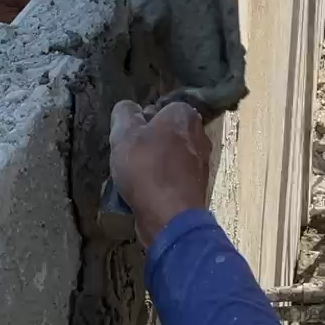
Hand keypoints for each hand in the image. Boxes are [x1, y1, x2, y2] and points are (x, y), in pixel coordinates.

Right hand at [110, 100, 212, 245]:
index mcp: (184, 113)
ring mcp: (202, 162)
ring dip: (154, 166)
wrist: (169, 216)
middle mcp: (199, 133)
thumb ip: (123, 114)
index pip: (158, 109)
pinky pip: (174, 179)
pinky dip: (162, 184)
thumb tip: (128, 108)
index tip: (128, 141)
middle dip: (149, 145)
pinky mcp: (198, 187)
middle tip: (130, 160)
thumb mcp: (123, 135)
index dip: (139, 124)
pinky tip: (148, 194)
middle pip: (165, 135)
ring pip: (170, 158)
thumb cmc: (146, 169)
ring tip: (137, 180)